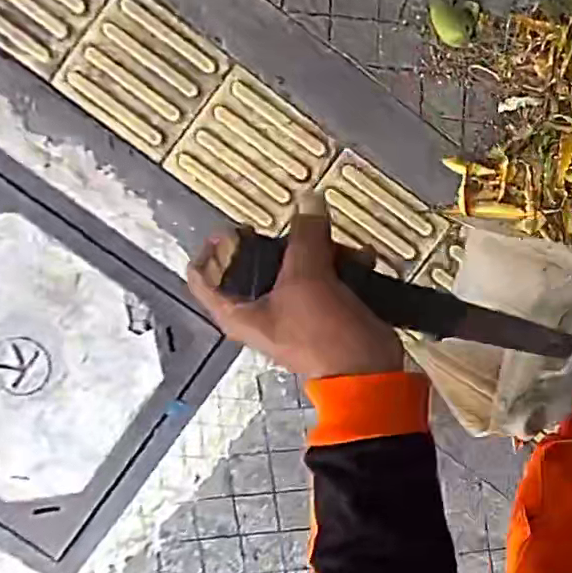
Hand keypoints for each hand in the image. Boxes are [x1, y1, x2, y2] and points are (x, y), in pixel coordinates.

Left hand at [185, 206, 403, 379]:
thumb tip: (311, 202)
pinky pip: (329, 279)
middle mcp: (262, 312)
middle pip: (260, 262)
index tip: (239, 228)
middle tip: (304, 232)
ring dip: (324, 252)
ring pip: (300, 267)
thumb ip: (306, 236)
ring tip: (344, 248)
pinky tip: (360, 259)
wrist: (369, 369)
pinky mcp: (327, 312)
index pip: (202, 274)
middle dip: (288, 243)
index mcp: (238, 312)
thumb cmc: (324, 336)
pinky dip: (342, 267)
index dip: (215, 246)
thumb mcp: (307, 278)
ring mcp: (297, 312)